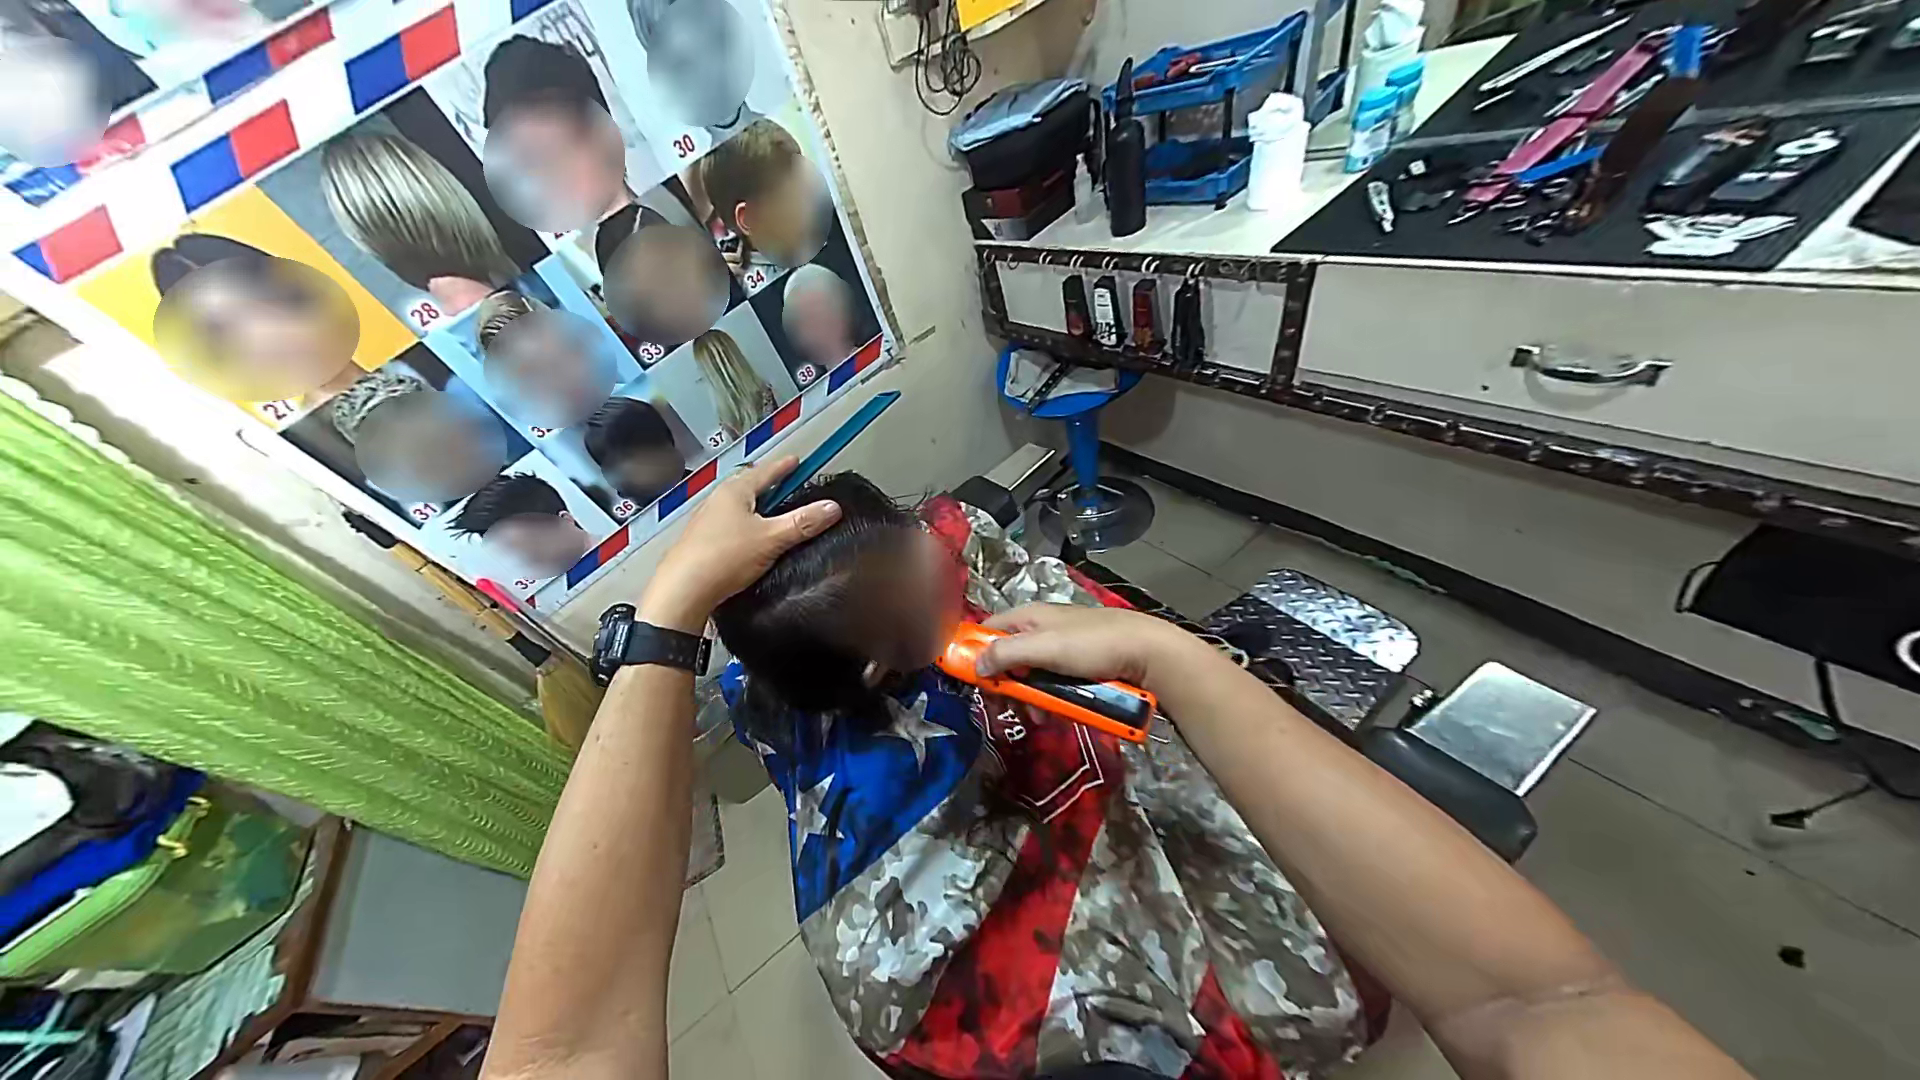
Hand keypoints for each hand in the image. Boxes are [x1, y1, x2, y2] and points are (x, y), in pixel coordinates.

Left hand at [639, 455, 840, 630]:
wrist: (683, 592)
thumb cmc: (726, 557)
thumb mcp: (772, 538)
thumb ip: (803, 522)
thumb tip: (834, 507)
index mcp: (734, 492)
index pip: (764, 472)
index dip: (783, 467)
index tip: (796, 460)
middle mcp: (717, 501)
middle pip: (748, 487)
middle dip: (768, 485)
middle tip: (787, 485)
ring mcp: (706, 522)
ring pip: (738, 507)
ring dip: (756, 507)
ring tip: (773, 513)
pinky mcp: (701, 542)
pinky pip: (730, 525)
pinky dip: (746, 525)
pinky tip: (752, 539)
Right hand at [977, 604, 1204, 693]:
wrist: (1146, 652)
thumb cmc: (1092, 644)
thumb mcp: (1044, 647)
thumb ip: (1006, 654)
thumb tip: (974, 666)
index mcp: (1028, 616)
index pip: (987, 629)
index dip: (973, 651)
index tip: (969, 679)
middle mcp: (1040, 629)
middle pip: (1005, 655)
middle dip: (1003, 682)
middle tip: (1005, 707)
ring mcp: (1059, 648)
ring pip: (1027, 673)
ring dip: (1026, 696)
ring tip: (1034, 716)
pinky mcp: (1076, 666)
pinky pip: (1050, 682)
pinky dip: (1047, 698)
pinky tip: (1051, 714)